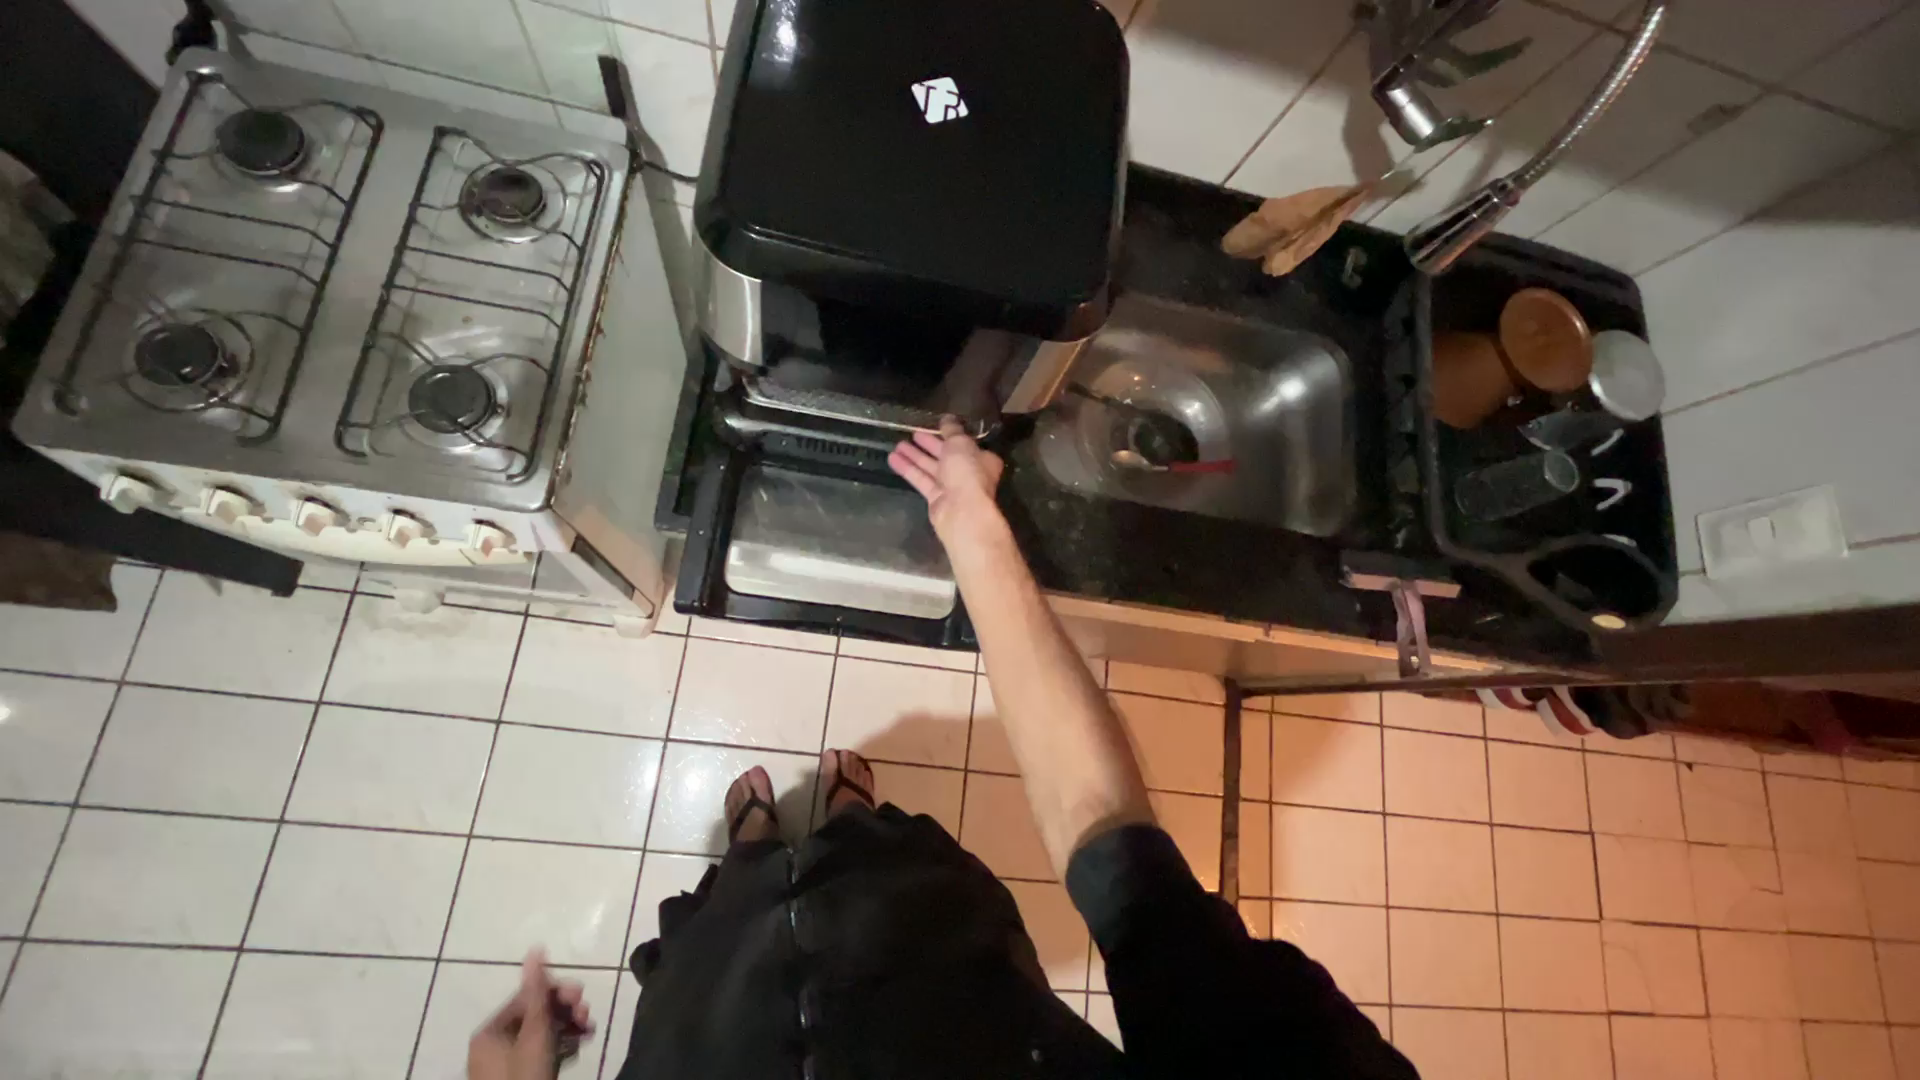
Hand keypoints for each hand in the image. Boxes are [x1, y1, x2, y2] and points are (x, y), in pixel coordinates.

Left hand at [469, 950, 593, 1079]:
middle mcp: (492, 1044)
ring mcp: (502, 1064)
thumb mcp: (535, 1033)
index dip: (556, 992)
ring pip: (540, 1034)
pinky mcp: (515, 1078)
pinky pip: (539, 1053)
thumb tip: (535, 950)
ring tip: (588, 1031)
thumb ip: (537, 992)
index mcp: (490, 1031)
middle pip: (535, 1015)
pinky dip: (559, 1046)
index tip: (582, 994)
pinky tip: (578, 1046)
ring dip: (567, 1028)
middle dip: (566, 1011)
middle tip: (587, 1014)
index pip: (527, 997)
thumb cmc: (524, 1076)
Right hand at [887, 416, 1006, 545]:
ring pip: (931, 467)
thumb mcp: (960, 443)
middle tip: (912, 433)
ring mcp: (952, 487)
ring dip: (915, 456)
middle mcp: (969, 473)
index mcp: (982, 459)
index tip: (935, 425)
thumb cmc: (967, 472)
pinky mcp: (936, 499)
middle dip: (929, 444)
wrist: (962, 511)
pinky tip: (893, 459)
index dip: (950, 434)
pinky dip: (908, 469)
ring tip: (897, 444)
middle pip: (946, 455)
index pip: (965, 443)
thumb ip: (952, 429)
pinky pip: (921, 480)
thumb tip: (947, 418)